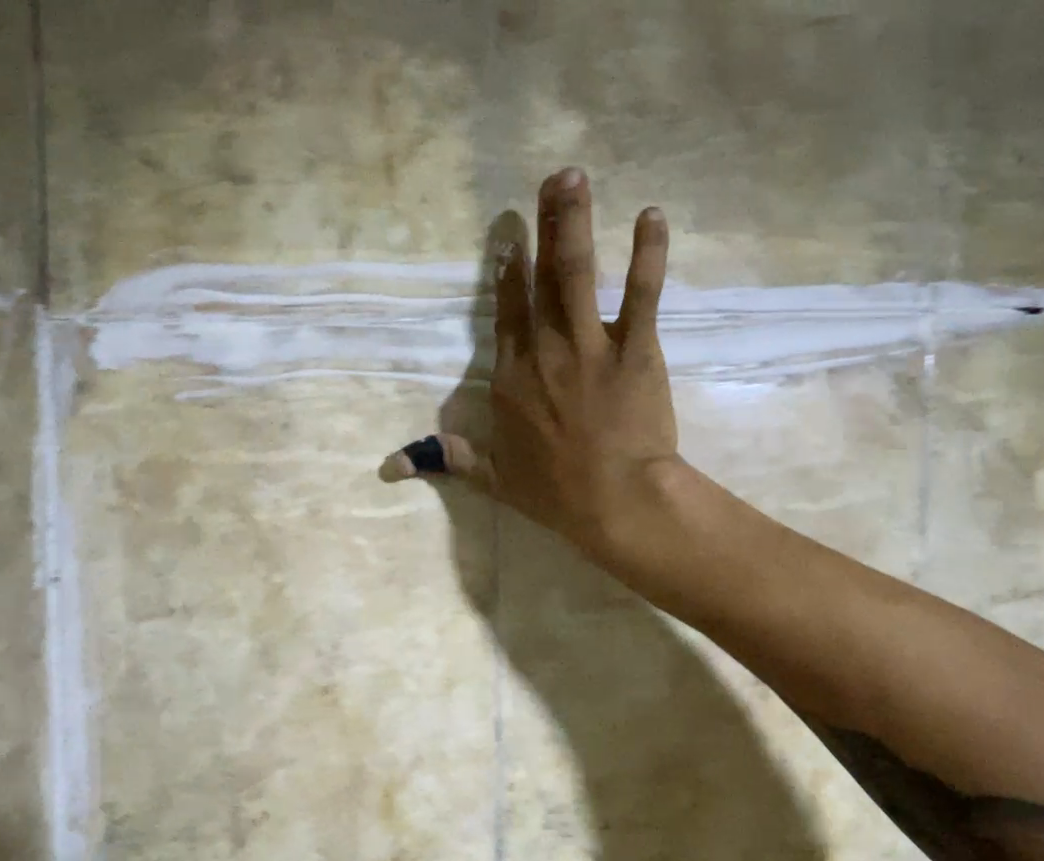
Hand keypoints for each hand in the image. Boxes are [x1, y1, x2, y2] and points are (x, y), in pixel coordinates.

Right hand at [384, 167, 684, 558]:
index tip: (510, 236)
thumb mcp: (494, 479)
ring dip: (576, 222)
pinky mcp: (635, 349)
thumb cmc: (555, 494)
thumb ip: (451, 460)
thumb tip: (391, 466)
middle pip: (540, 278)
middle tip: (553, 178)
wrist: (613, 500)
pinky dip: (648, 254)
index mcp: (511, 377)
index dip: (508, 272)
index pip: (506, 314)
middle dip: (545, 225)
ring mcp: (589, 345)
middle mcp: (544, 350)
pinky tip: (652, 216)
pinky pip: (642, 294)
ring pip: (577, 273)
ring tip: (577, 177)